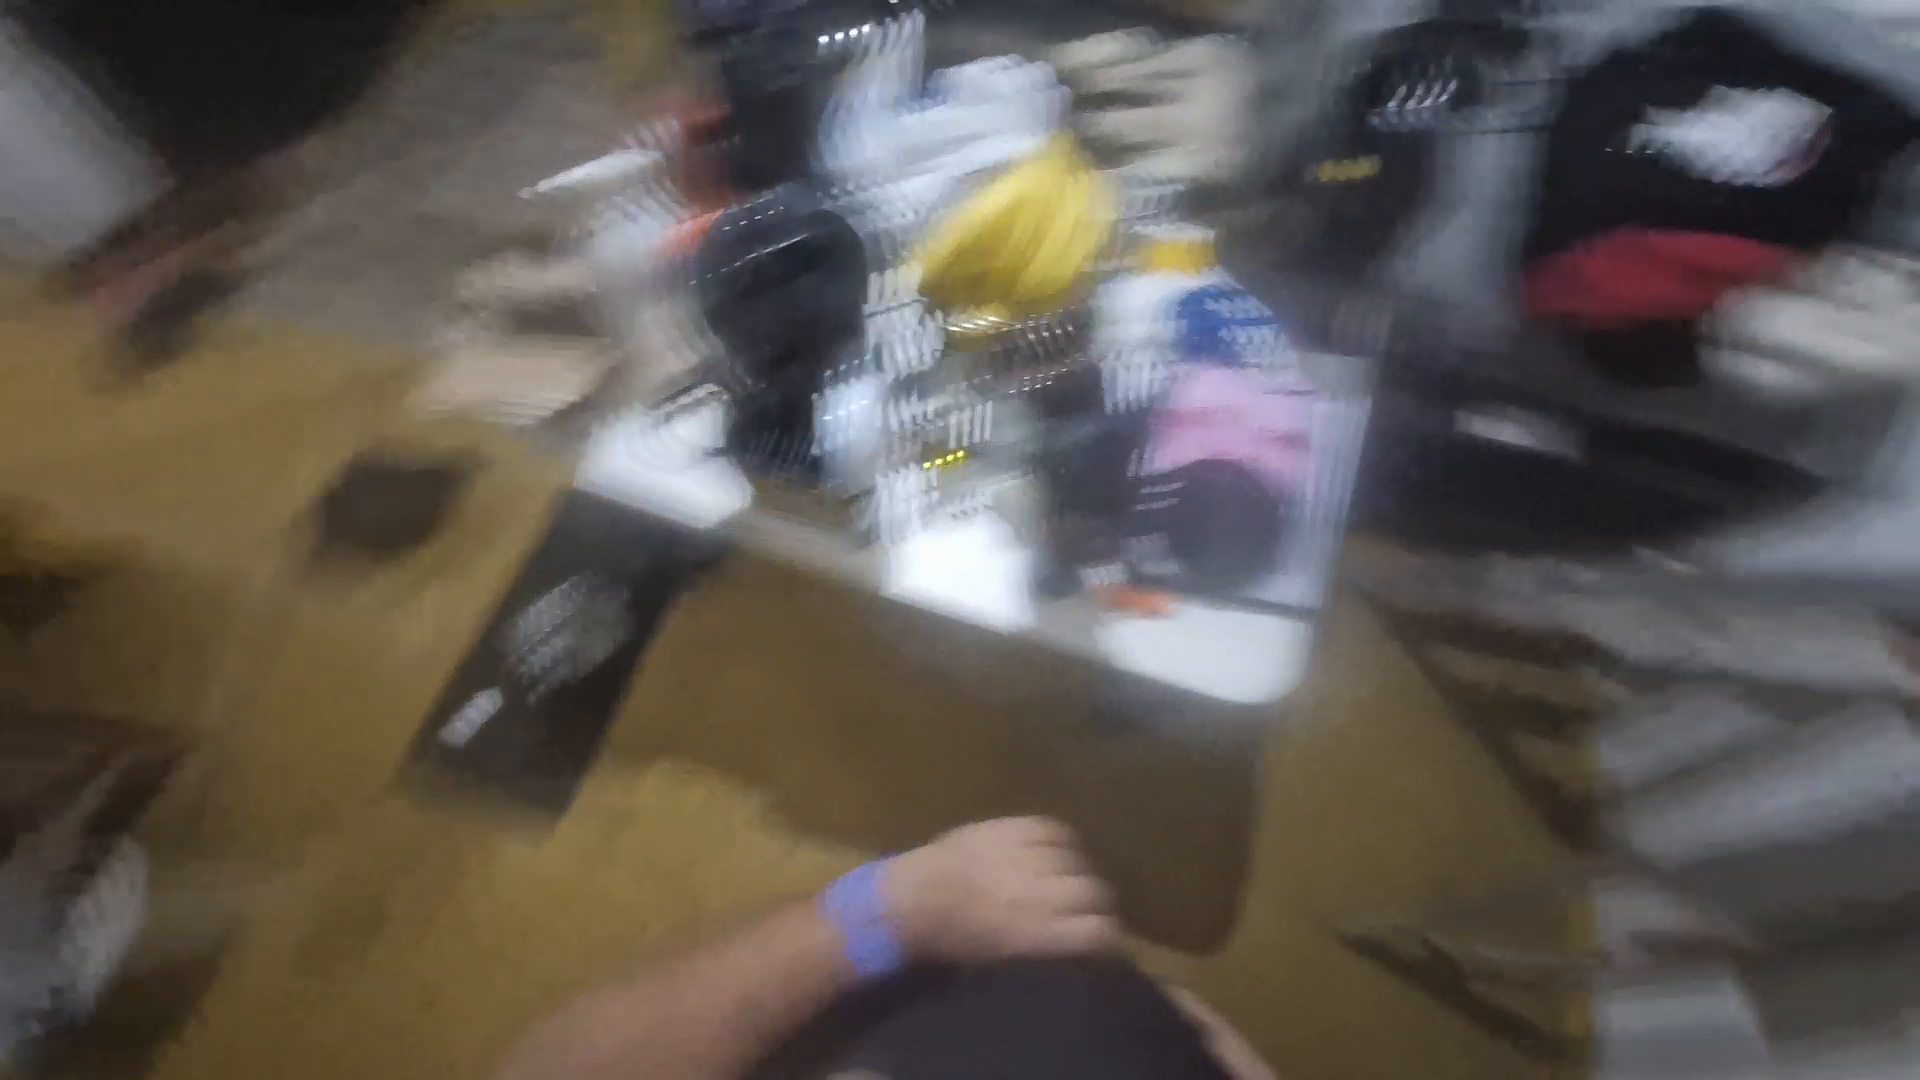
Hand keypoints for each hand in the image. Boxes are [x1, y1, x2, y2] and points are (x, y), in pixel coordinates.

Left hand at [882, 816, 1119, 963]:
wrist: (911, 900)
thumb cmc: (953, 943)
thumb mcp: (1004, 965)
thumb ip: (1048, 955)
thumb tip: (1084, 952)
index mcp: (1034, 933)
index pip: (1098, 931)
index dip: (1109, 939)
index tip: (1107, 944)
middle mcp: (1035, 891)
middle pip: (1093, 892)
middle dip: (1097, 905)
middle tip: (1089, 912)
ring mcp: (1022, 854)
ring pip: (1076, 859)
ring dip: (1079, 872)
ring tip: (1071, 881)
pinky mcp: (1008, 826)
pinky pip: (1053, 828)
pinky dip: (1061, 841)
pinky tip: (1058, 852)